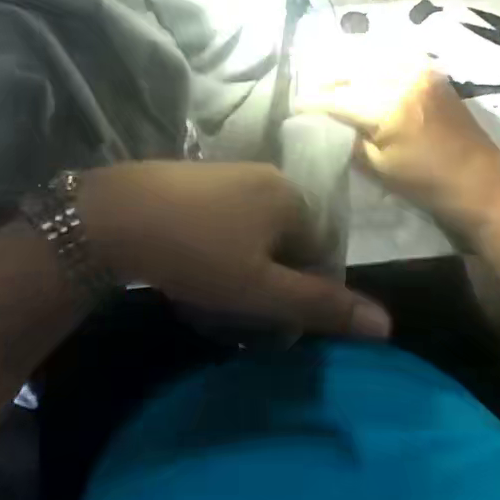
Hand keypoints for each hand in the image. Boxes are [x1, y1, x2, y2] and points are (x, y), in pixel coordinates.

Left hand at [76, 161, 390, 338]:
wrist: (113, 215)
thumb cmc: (196, 253)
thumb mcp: (261, 289)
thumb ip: (322, 305)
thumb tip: (387, 324)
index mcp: (292, 197)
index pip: (319, 254)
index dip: (296, 292)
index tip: (262, 316)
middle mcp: (268, 178)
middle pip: (286, 243)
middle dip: (266, 281)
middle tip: (232, 310)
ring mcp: (229, 174)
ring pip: (253, 235)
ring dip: (240, 268)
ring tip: (207, 295)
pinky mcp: (196, 179)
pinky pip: (224, 221)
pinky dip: (216, 249)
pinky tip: (188, 268)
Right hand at [298, 67, 499, 237]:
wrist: (481, 181)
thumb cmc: (427, 182)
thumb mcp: (378, 167)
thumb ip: (349, 140)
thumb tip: (327, 124)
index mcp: (387, 105)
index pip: (337, 97)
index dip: (313, 103)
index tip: (294, 107)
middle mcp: (402, 78)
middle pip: (352, 71)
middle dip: (328, 81)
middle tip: (311, 93)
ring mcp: (420, 71)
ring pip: (372, 60)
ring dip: (350, 69)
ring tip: (333, 82)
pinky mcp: (433, 73)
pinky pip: (395, 59)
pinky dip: (375, 64)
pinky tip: (365, 73)